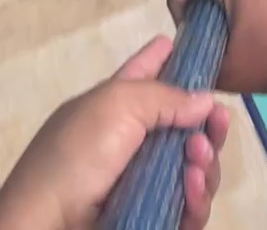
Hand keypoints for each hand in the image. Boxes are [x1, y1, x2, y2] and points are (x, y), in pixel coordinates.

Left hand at [0, 35, 229, 229]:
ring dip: (205, 161)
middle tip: (219, 121)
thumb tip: (206, 100)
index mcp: (117, 101)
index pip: (150, 70)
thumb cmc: (77, 153)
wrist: (47, 226)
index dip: (173, 58)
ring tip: (198, 161)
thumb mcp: (117, 104)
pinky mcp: (153, 216)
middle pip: (184, 123)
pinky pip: (188, 206)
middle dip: (207, 121)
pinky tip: (193, 189)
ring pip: (193, 166)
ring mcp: (144, 180)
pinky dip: (197, 198)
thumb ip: (166, 96)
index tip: (204, 54)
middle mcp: (133, 138)